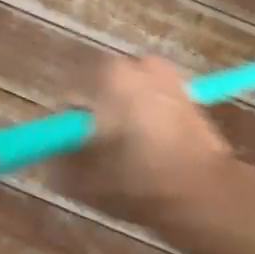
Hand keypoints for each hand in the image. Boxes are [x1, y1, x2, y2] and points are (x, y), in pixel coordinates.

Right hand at [59, 55, 236, 229]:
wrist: (201, 188)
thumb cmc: (137, 182)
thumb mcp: (81, 179)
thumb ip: (58, 158)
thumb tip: (54, 150)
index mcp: (111, 77)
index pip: (72, 94)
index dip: (67, 125)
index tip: (70, 150)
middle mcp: (141, 65)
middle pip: (103, 89)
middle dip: (97, 115)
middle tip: (97, 152)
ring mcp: (169, 75)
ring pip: (130, 94)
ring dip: (123, 115)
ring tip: (126, 152)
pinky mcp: (189, 91)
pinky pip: (154, 99)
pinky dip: (147, 116)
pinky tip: (150, 147)